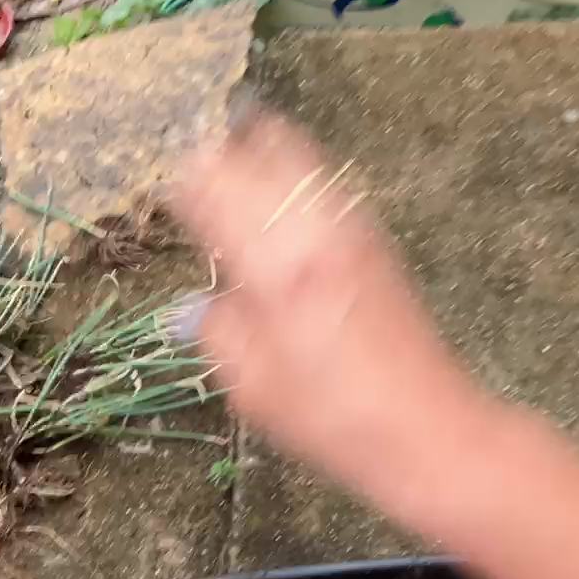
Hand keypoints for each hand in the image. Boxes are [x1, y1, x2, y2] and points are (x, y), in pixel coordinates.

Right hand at [172, 113, 495, 504]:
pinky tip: (274, 197)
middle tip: (186, 158)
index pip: (215, 194)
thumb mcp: (250, 387)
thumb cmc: (327, 418)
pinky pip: (321, 183)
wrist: (424, 429)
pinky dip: (289, 175)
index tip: (153, 176)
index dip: (180, 178)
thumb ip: (217, 332)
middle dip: (219, 149)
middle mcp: (316, 231)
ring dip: (257, 150)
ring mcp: (351, 230)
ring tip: (225, 157)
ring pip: (299, 158)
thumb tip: (191, 307)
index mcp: (276, 268)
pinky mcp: (373, 241)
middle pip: (261, 153)